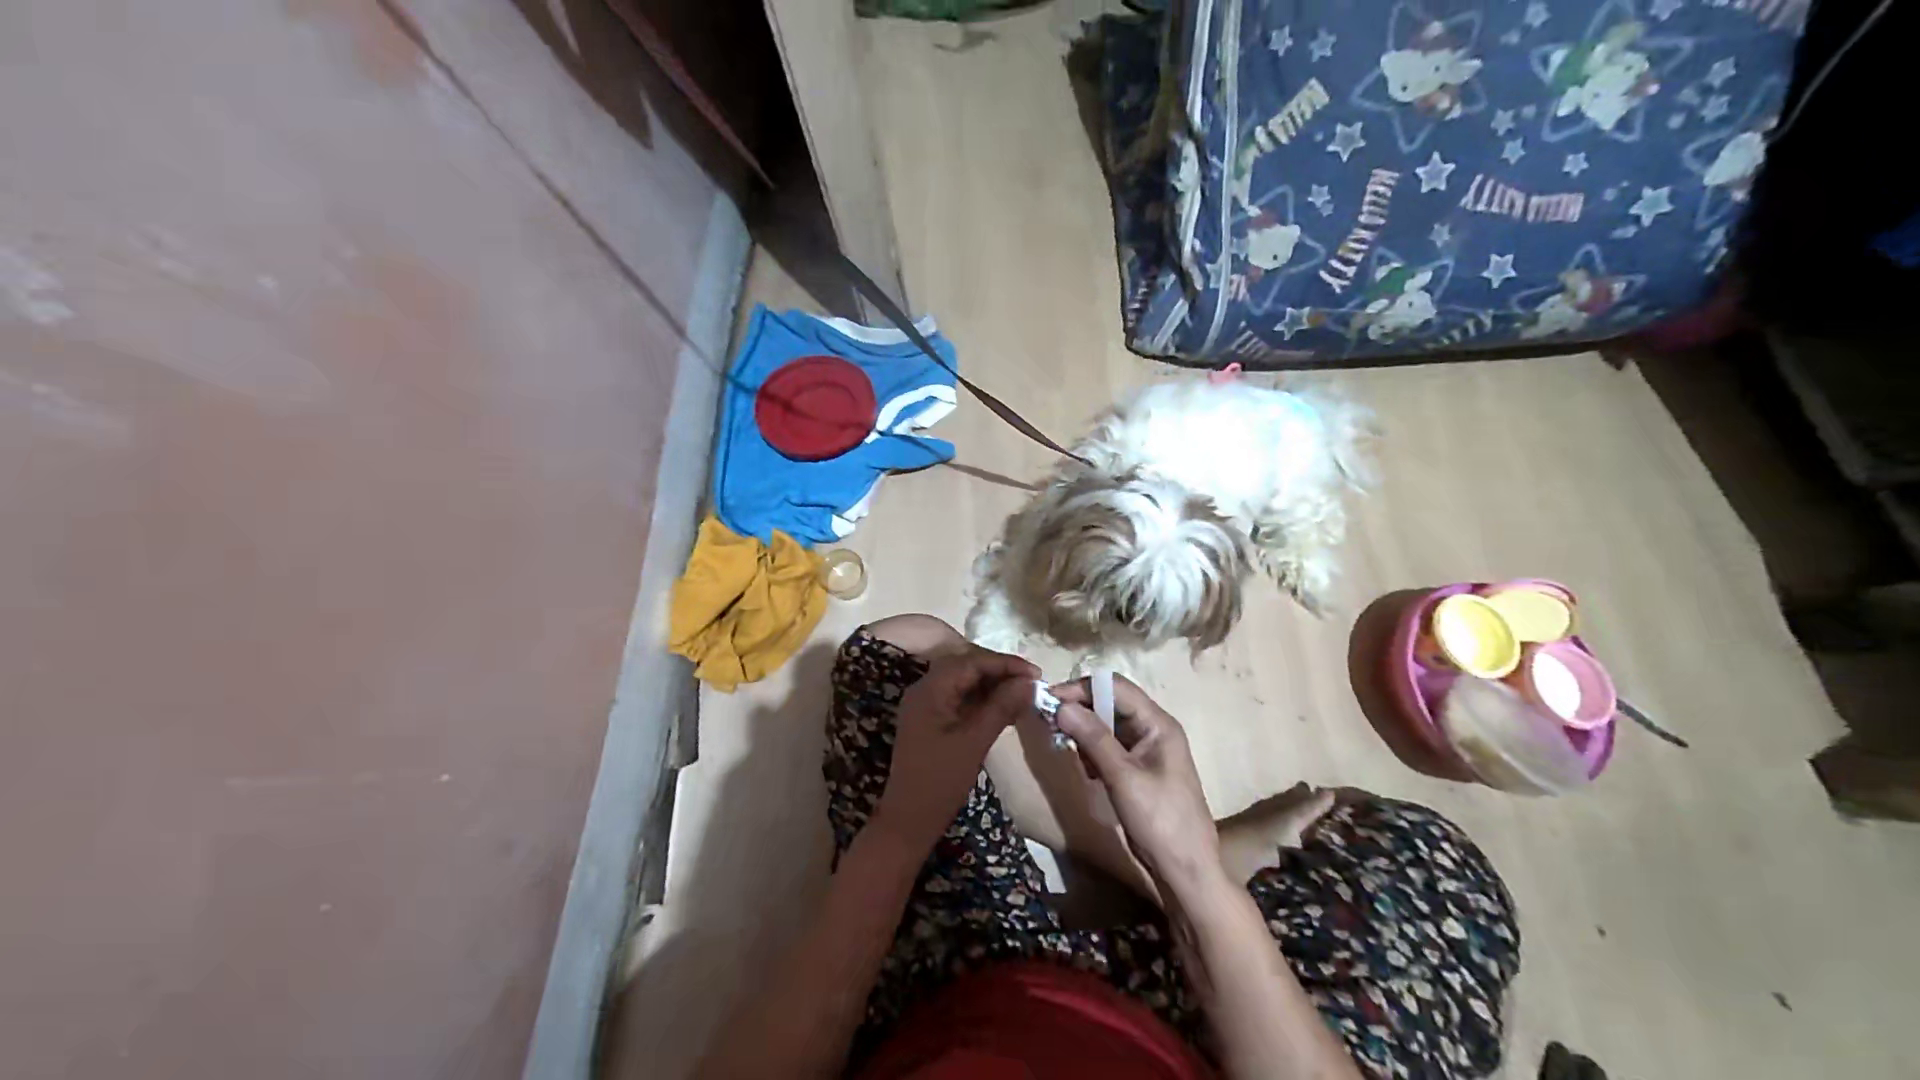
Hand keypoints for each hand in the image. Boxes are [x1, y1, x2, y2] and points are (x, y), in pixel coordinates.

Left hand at [874, 647, 1039, 850]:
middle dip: (999, 670)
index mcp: (930, 689)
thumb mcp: (975, 741)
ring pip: (963, 680)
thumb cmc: (941, 781)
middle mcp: (924, 689)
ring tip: (1022, 693)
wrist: (909, 819)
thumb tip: (1029, 682)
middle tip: (1031, 682)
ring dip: (992, 684)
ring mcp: (926, 704)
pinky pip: (958, 697)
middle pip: (966, 665)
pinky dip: (981, 698)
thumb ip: (1001, 707)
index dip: (1005, 663)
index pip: (972, 661)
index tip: (1036, 674)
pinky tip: (1003, 708)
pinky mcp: (930, 719)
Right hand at [1052, 676, 1226, 898]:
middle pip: (1110, 702)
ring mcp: (1146, 750)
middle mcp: (1153, 729)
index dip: (1081, 688)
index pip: (1115, 687)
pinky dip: (1093, 752)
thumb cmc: (1160, 821)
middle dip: (1080, 710)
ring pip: (1107, 725)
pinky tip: (1087, 771)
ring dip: (1085, 732)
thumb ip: (1093, 738)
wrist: (1186, 872)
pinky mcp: (1138, 769)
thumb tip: (1061, 706)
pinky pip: (1109, 747)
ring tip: (1070, 751)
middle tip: (1051, 724)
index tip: (1050, 699)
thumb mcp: (1123, 777)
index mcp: (1158, 724)